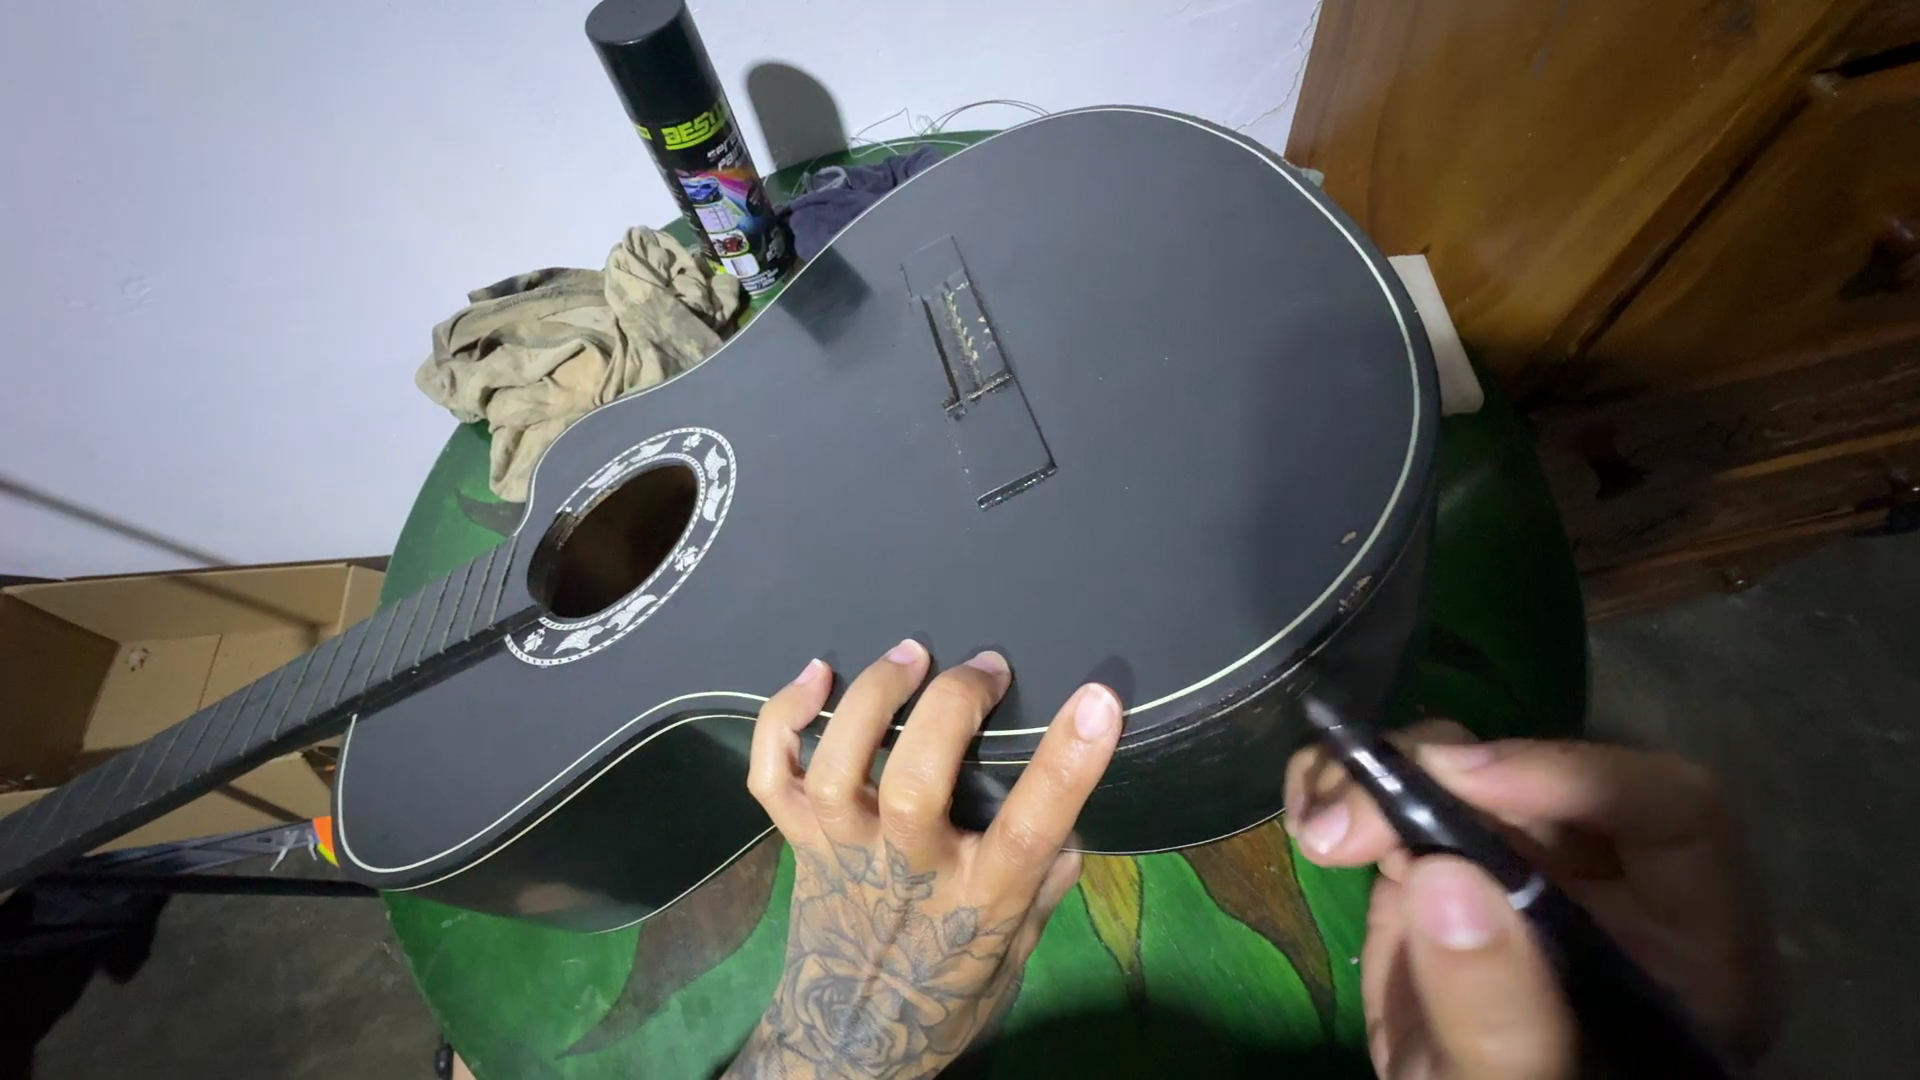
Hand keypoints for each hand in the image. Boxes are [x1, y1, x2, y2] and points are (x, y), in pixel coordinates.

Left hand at [728, 640, 1122, 1078]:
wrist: (846, 1042)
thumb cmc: (944, 994)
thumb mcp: (1015, 954)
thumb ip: (1045, 886)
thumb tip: (1073, 821)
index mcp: (976, 901)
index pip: (1029, 830)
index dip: (1067, 763)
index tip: (1097, 701)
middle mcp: (904, 870)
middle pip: (917, 782)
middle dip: (953, 705)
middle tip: (986, 666)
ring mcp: (841, 851)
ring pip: (839, 768)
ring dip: (872, 698)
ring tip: (911, 654)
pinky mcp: (798, 841)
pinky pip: (774, 774)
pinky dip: (782, 718)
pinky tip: (815, 676)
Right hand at [1284, 723, 1777, 1078]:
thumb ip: (1496, 1014)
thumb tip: (1441, 875)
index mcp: (1675, 935)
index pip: (1662, 806)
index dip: (1564, 773)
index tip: (1450, 781)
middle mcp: (1592, 875)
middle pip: (1521, 772)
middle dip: (1420, 778)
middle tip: (1342, 830)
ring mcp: (1500, 853)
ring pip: (1442, 759)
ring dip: (1362, 774)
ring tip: (1315, 833)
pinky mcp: (1423, 848)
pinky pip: (1381, 780)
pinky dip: (1332, 779)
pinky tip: (1305, 814)